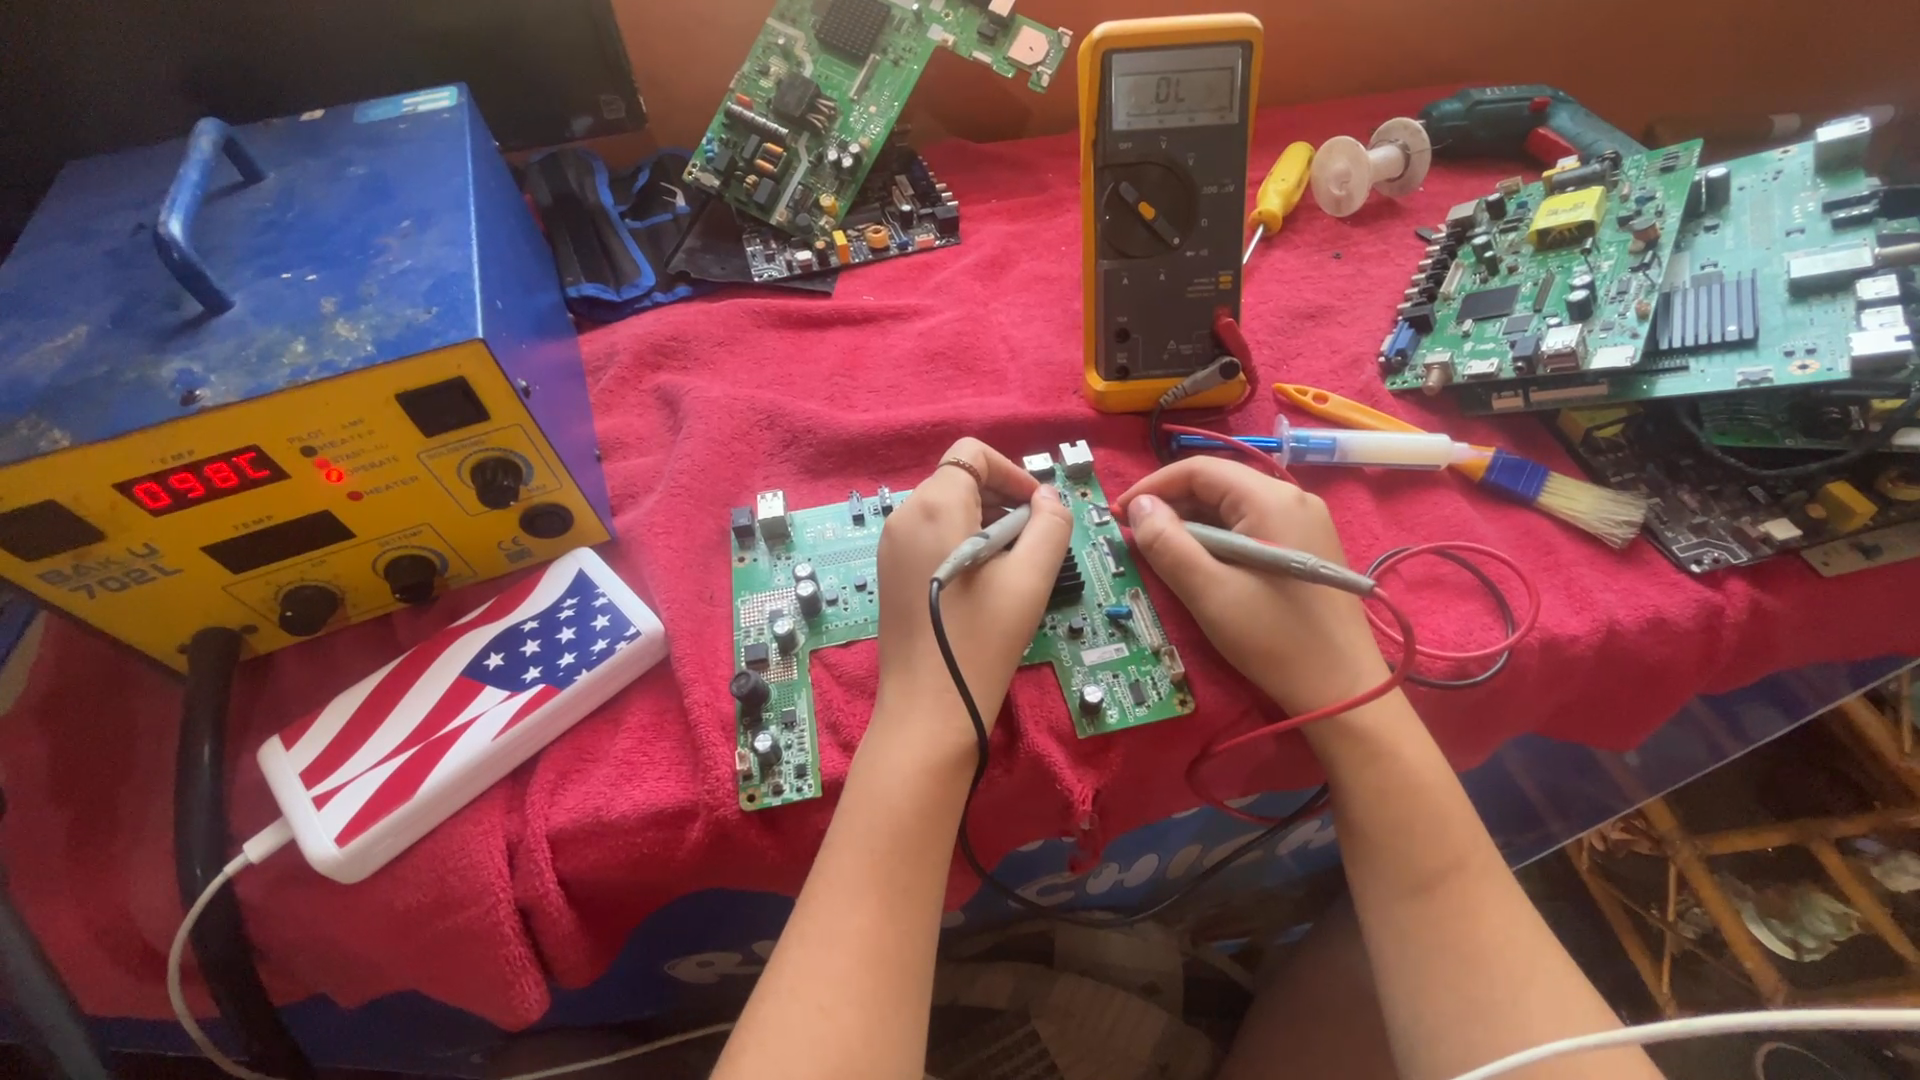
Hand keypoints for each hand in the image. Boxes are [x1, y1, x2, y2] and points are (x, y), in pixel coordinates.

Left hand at [871, 439, 1074, 766]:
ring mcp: (890, 547)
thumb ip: (1050, 525)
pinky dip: (962, 543)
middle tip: (1032, 544)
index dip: (1012, 473)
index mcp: (933, 505)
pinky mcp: (890, 574)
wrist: (928, 707)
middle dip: (1002, 500)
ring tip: (1012, 568)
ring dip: (985, 523)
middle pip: (958, 480)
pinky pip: (930, 537)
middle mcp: (903, 516)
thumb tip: (1049, 499)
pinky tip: (983, 585)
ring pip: (945, 509)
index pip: (971, 454)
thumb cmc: (982, 640)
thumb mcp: (1029, 578)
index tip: (1039, 511)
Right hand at [1114, 458, 1389, 717]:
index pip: (1199, 470)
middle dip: (1170, 506)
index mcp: (1271, 500)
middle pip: (1217, 485)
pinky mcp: (1305, 547)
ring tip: (1162, 554)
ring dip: (1192, 525)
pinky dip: (1217, 539)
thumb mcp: (1209, 592)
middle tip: (1136, 538)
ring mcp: (1304, 522)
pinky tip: (1200, 565)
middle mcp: (1293, 498)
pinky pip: (1249, 526)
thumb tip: (1139, 507)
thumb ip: (1168, 544)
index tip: (1119, 515)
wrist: (1343, 689)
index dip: (1152, 487)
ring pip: (1232, 507)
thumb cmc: (1274, 639)